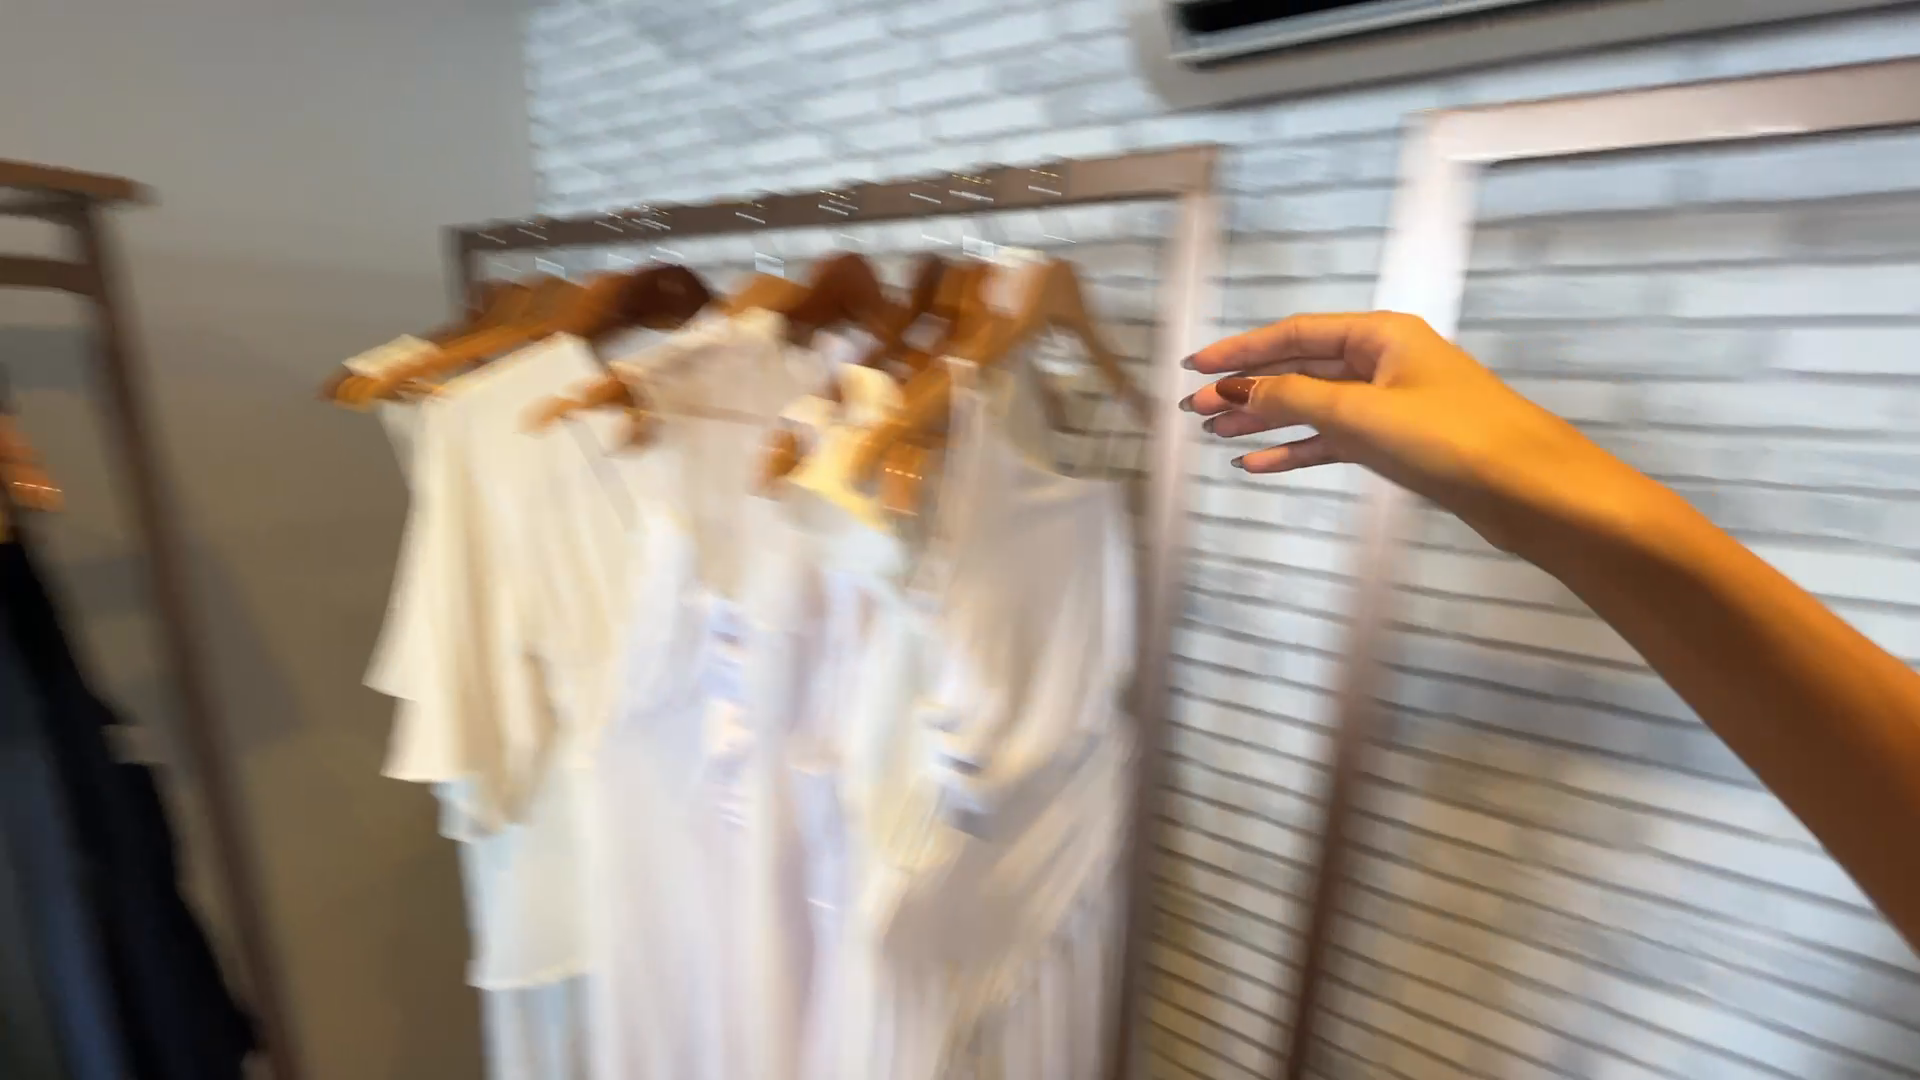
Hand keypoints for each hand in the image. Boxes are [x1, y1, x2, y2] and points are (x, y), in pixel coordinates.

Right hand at [1184, 312, 1671, 555]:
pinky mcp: (1389, 443)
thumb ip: (1291, 399)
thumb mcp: (1361, 413)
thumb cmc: (1450, 437)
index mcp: (1378, 336)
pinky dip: (1292, 451)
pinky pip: (1326, 441)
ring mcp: (1383, 405)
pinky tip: (1255, 464)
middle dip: (1243, 390)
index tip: (1194, 365)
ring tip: (1213, 436)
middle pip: (1295, 371)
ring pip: (1306, 408)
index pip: (1292, 335)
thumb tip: (1234, 391)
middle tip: (1194, 411)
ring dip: (1261, 422)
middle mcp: (1378, 363)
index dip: (1239, 350)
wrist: (1531, 491)